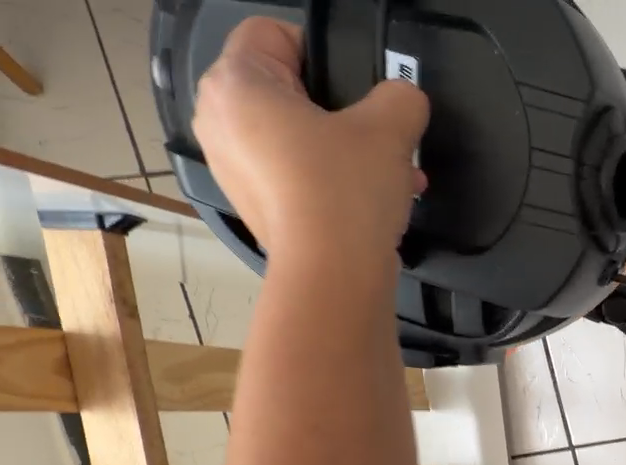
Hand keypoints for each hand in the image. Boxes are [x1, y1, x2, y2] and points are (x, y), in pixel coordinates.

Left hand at [192, 18, 427, 261]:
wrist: (332, 270)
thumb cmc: (346, 189)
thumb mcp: (390, 133)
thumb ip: (401, 100)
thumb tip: (406, 96)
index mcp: (239, 83)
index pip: (272, 33)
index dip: (324, 52)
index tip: (364, 88)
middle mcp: (219, 115)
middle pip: (287, 89)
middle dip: (343, 112)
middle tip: (384, 140)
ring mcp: (230, 161)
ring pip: (294, 135)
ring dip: (344, 150)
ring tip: (388, 177)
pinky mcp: (252, 200)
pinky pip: (292, 172)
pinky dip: (328, 179)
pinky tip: (367, 200)